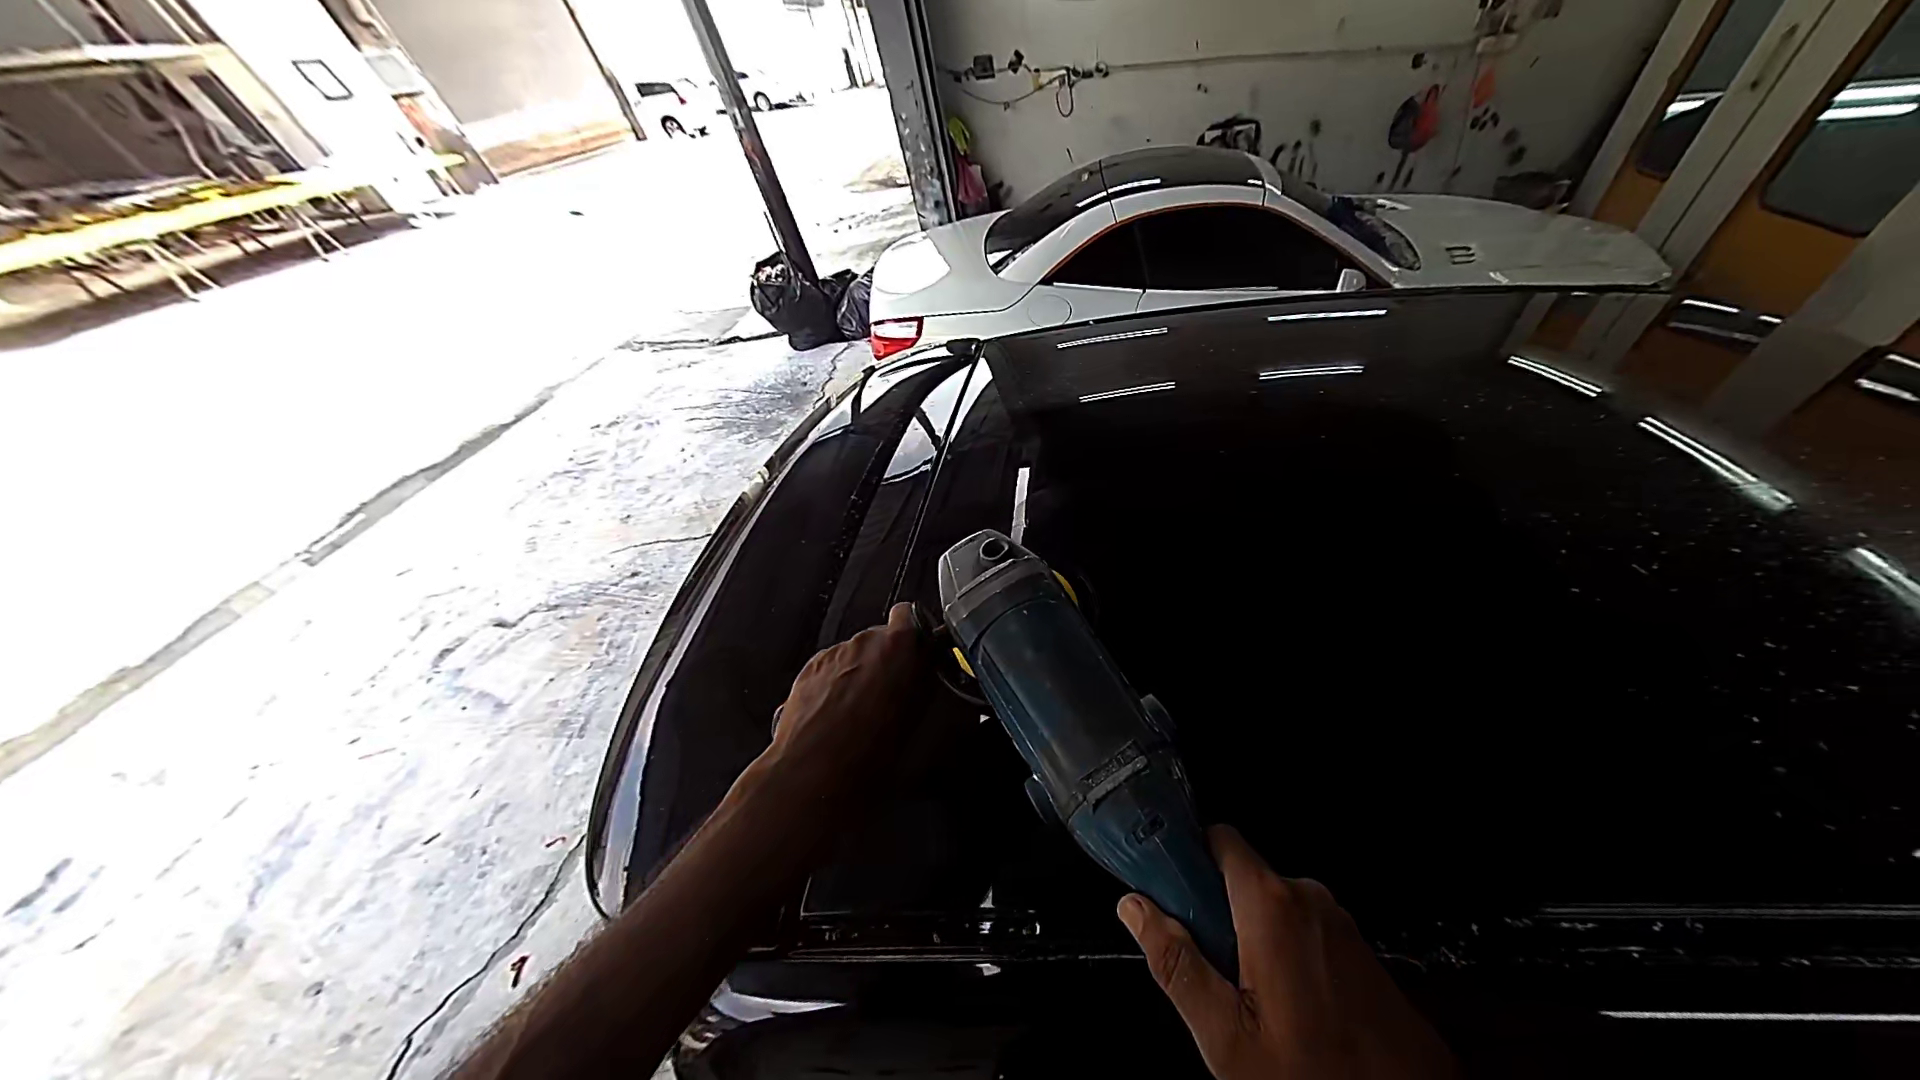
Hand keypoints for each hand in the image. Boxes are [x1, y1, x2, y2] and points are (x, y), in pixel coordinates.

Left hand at [761, 602, 930, 805]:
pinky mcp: (808, 669)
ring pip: (855, 654)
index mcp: (896, 648)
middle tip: (893, 695)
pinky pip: (832, 667)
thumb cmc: (867, 755)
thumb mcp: (920, 723)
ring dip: (862, 673)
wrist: (812, 775)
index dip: (914, 632)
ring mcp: (832, 654)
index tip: (918, 652)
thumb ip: (928, 684)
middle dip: (888, 660)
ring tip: (862, 713)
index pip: (910, 613)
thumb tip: (931, 671)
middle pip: (881, 637)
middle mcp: (862, 643)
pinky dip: (838, 683)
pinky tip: (839, 716)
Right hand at [1117, 826, 1456, 1079]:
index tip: (1170, 893)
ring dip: (1250, 937)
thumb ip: (1175, 963)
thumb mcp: (1227, 1036)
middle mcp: (1309, 899)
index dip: (1187, 859)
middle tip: (1215, 972)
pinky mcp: (1359, 949)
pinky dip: (1284, 952)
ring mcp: (1339, 924)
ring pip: (1269, 907)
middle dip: (1217, 913)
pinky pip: (1302, 929)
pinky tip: (1290, 1008)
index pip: (1218, 838)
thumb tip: (1135, 909)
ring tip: (1255, 1001)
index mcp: (1273, 905)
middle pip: (1239, 878)